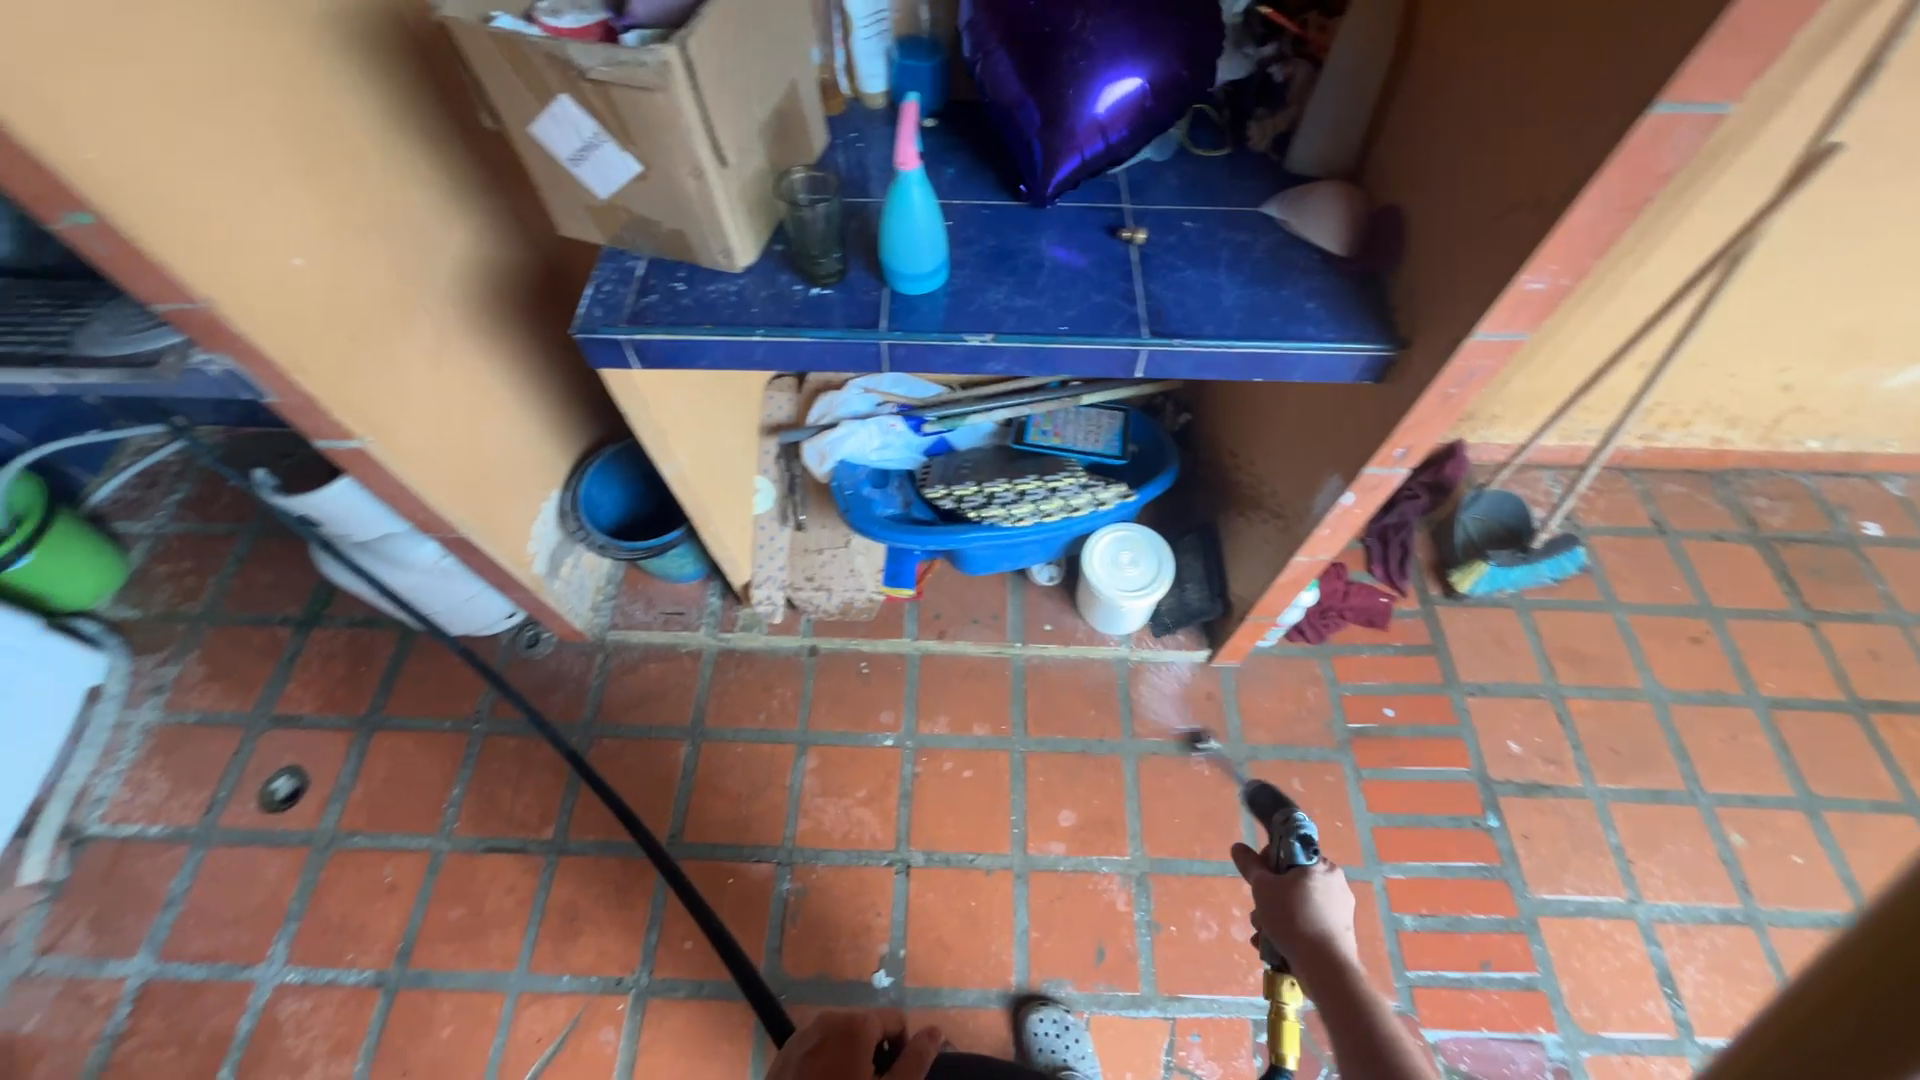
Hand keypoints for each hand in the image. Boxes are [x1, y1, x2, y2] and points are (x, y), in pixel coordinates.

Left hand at [766, 1010, 943, 1079]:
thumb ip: (915, 1061)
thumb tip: (936, 1030)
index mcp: (856, 1024)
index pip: (896, 1021)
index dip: (901, 1052)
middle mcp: (829, 1018)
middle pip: (868, 1029)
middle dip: (875, 1057)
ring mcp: (803, 1035)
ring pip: (842, 1040)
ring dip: (850, 1062)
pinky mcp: (784, 1054)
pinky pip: (818, 1050)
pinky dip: (826, 1067)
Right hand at [1231, 843, 1359, 973]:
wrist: (1326, 968)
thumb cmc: (1292, 918)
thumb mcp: (1263, 888)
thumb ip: (1250, 865)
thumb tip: (1237, 847)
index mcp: (1320, 865)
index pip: (1290, 851)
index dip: (1268, 862)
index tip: (1259, 878)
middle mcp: (1335, 883)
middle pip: (1292, 882)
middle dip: (1269, 897)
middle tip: (1258, 911)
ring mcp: (1339, 911)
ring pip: (1298, 905)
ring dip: (1275, 917)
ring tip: (1263, 934)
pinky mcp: (1340, 934)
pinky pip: (1309, 924)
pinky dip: (1292, 931)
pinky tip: (1274, 946)